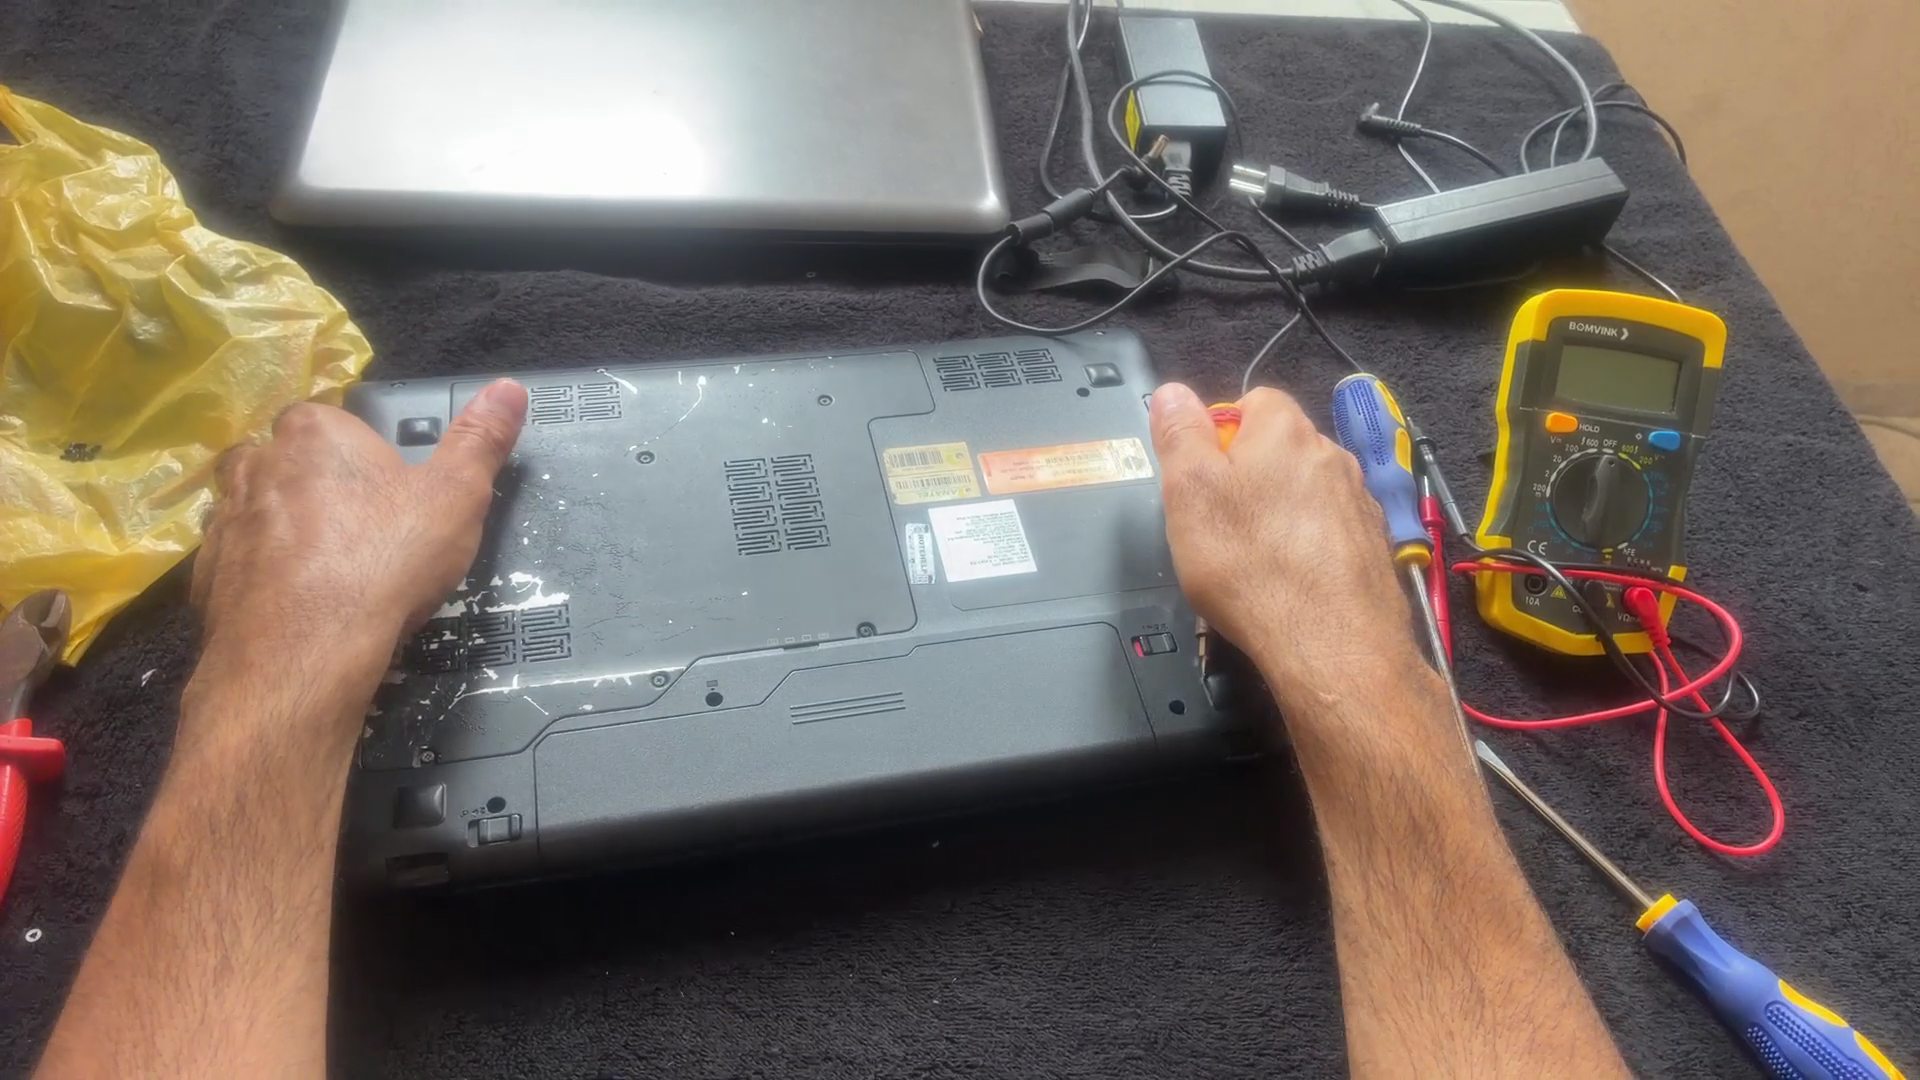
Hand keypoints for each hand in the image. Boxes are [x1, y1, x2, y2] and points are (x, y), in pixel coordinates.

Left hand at [193, 379, 527, 668]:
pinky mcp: (209, 575)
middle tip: (376, 524)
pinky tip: (312, 597)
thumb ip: (481, 439)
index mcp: (316, 434)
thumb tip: (508, 386)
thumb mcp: (459, 494)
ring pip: (264, 509)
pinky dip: (274, 572)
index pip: (337, 420)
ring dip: (295, 526)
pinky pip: (247, 560)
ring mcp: (224, 521)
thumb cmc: (389, 556)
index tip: (401, 487)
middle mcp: (256, 464)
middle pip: (294, 461)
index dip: (371, 452)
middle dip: (327, 484)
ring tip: (343, 563)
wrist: (308, 645)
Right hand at [1149, 382, 1420, 702]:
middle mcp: (1330, 457)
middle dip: (1246, 472)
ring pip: (1303, 490)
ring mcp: (1358, 502)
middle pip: (1278, 447)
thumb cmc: (1249, 564)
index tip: (1198, 473)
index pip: (1253, 400)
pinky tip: (1283, 577)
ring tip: (1247, 554)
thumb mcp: (1189, 491)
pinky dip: (1303, 542)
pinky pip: (1325, 529)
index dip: (1218, 430)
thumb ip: (1180, 435)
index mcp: (1285, 433)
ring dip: (1275, 509)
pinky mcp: (1370, 546)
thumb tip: (1173, 393)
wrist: (1330, 644)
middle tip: (1213, 518)